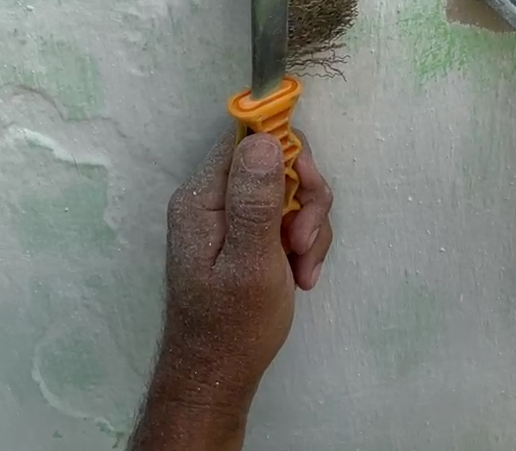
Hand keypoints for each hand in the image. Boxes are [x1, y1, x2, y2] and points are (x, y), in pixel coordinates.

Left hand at [128, 129, 334, 450]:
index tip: (307, 180)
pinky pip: (291, 213)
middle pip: (276, 159)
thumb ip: (256, 200)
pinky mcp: (251, 232)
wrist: (221, 377)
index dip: (284, 147)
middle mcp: (216, 197)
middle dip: (305, 195)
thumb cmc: (232, 325)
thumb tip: (264, 137)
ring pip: (291, 188)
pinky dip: (306, 239)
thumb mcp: (251, 261)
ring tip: (305, 264)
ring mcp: (234, 215)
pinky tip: (303, 272)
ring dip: (311, 223)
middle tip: (308, 236)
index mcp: (204, 196)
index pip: (246, 137)